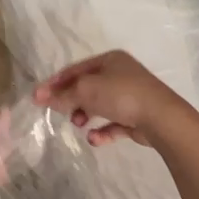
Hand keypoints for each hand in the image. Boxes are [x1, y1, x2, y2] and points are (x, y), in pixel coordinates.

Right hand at [33, 50, 188, 147]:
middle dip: (71, 101)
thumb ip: (63, 94)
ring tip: (79, 124)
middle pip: (86, 87)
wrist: (160, 117)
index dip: (54, 83)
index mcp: (109, 60)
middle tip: (61, 112)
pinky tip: (95, 138)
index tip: (37, 98)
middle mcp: (120, 74)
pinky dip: (102, 131)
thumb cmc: (121, 95)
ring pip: (99, 106)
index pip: (75, 70)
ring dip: (84, 116)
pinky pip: (112, 124)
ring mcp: (130, 96)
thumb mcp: (86, 90)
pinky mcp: (136, 117)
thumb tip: (41, 97)